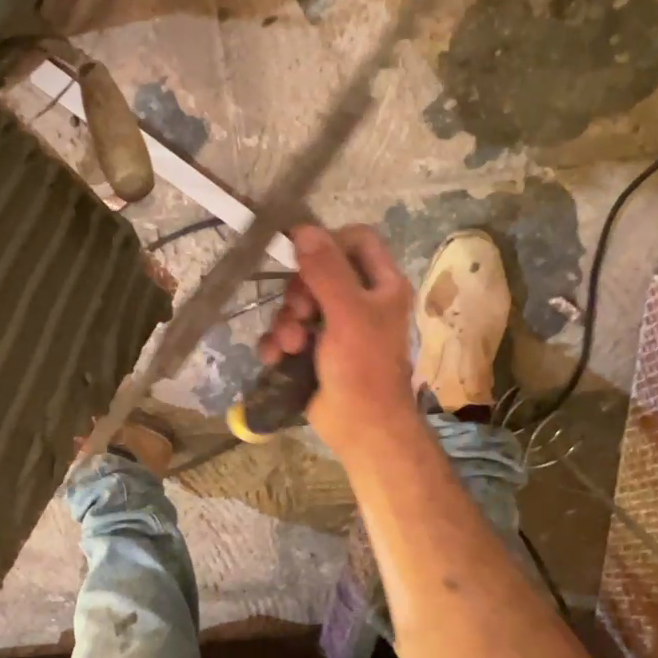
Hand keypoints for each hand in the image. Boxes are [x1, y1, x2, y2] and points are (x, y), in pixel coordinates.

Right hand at [258, 224, 418, 460]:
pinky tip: (275, 357)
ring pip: (299, 304)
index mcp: (382, 286)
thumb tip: (303, 229)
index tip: (301, 255)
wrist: (362, 428)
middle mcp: (361, 301)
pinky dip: (278, 343)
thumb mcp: (347, 313)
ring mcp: (336, 327)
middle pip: (319, 271)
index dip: (329, 241)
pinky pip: (288, 332)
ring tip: (290, 345)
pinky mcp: (314, 351)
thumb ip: (326, 270)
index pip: (357, 240)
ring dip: (286, 322)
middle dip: (300, 292)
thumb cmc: (363, 368)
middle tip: (300, 313)